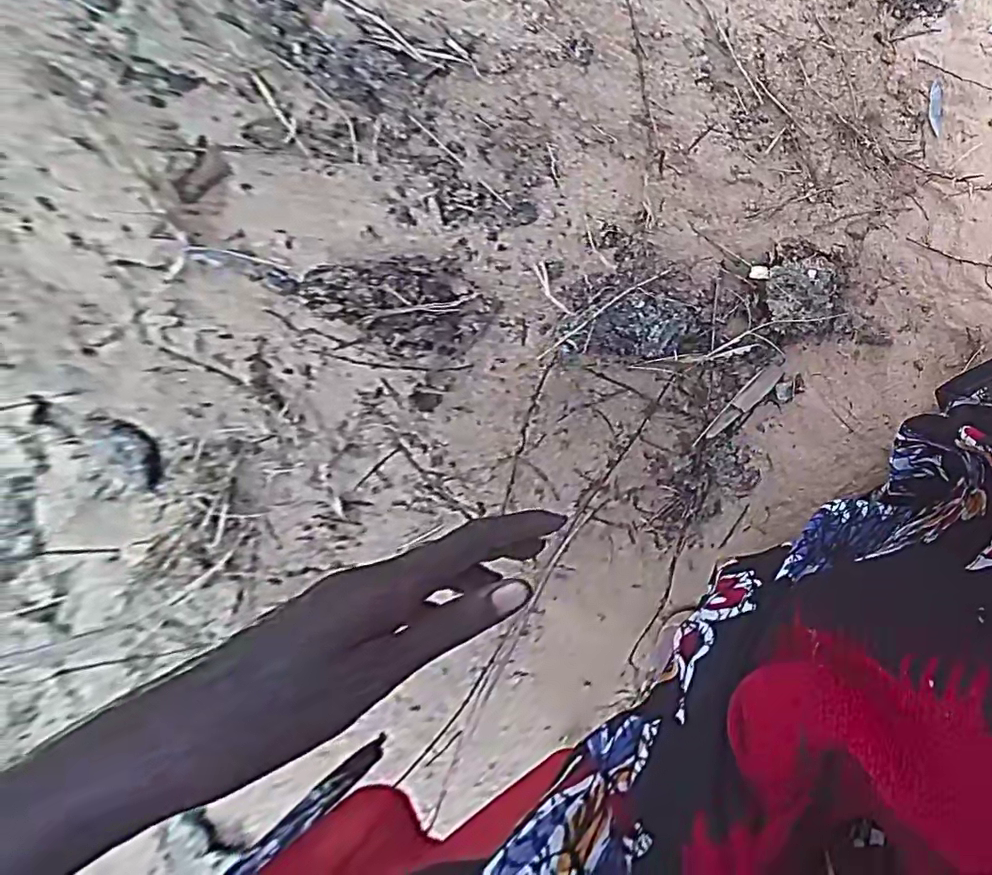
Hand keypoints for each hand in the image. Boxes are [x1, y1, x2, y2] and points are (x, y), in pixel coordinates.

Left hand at [0, 509, 563, 874]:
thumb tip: (520, 586)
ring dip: (468, 570)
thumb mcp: (378, 672)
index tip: (558, 520)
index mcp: (382, 587)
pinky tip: (435, 619)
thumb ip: (451, 624)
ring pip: (421, 570)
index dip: (518, 526)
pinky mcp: (320, 617)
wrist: (154, 749)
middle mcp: (362, 580)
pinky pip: (395, 590)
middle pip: (446, 548)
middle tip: (541, 546)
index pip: (468, 541)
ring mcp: (337, 597)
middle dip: (499, 542)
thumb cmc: (275, 714)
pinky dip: (433, 593)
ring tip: (500, 588)